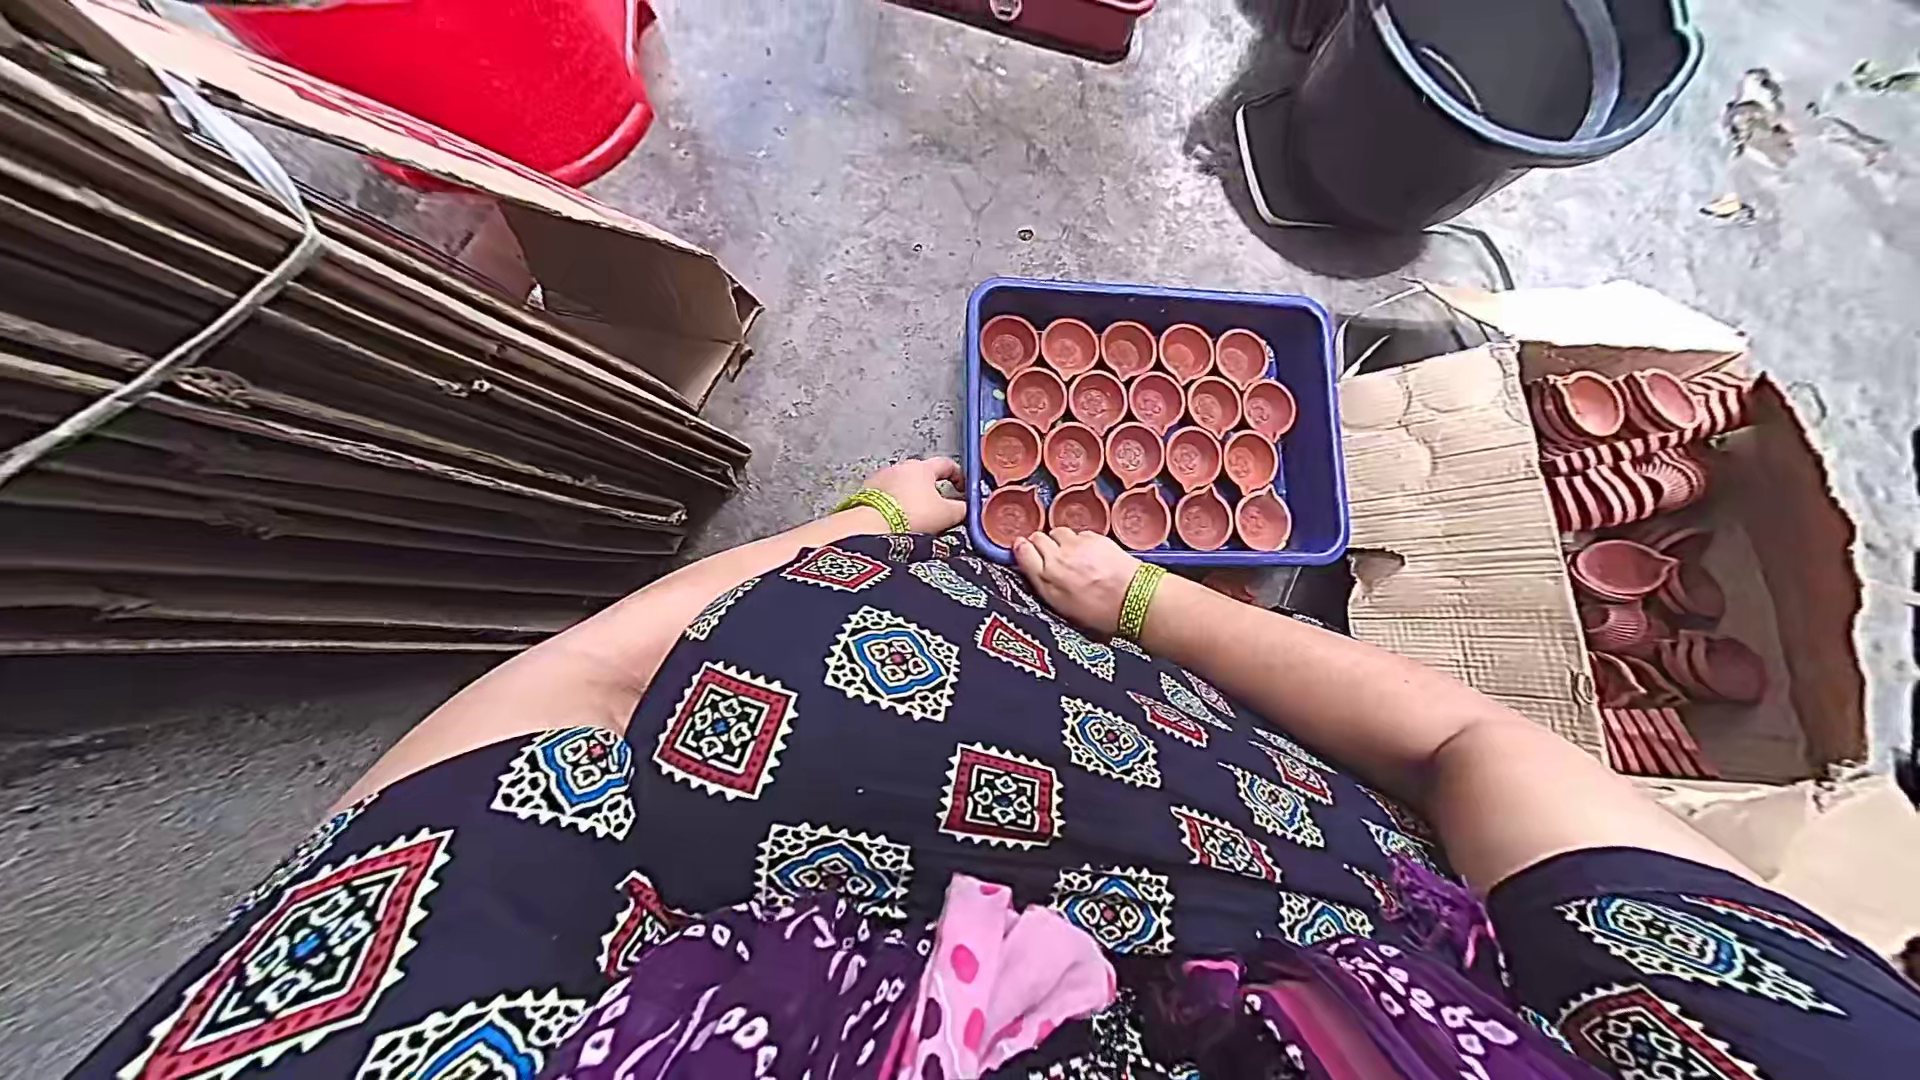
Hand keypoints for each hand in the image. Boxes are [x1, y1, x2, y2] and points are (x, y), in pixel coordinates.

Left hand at [858, 457, 966, 533]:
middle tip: (939, 509)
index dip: (958, 476)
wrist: (873, 526)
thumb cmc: (910, 516)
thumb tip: (967, 509)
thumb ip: (962, 509)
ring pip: (903, 486)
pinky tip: (898, 520)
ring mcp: (881, 479)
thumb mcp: (947, 514)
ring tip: (916, 518)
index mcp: (923, 467)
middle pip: (923, 475)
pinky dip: (894, 505)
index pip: (946, 464)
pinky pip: (887, 497)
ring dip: (912, 498)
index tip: (961, 488)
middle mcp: (900, 467)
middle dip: (933, 490)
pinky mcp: (867, 493)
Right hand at [1012, 528, 1141, 636]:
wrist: (1133, 598)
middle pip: (1038, 537)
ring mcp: (1076, 544)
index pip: (1022, 551)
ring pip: (1058, 532)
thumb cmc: (1099, 610)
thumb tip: (1032, 566)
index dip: (1022, 548)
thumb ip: (1042, 583)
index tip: (1025, 549)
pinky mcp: (1095, 537)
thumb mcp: (1061, 606)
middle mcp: (1056, 557)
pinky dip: (1081, 541)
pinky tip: (1090, 554)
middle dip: (1041, 544)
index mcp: (1045, 577)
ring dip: (1061, 540)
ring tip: (1072, 555)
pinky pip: (1080, 534)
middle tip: (1051, 556)